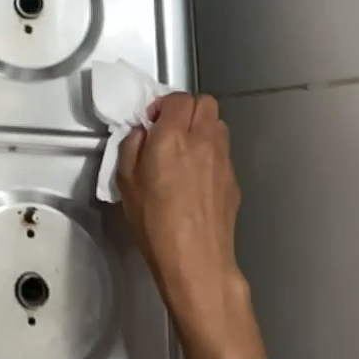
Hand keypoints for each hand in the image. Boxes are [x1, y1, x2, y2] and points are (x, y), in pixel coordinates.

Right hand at [116, 92, 245, 325]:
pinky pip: (222, 151)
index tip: (151, 120)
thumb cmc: (154, 221)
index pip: (179, 98)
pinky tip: (194, 175)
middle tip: (168, 127)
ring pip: (218, 124)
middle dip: (186, 108)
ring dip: (200, 127)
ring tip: (183, 149)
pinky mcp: (233, 180)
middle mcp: (203, 141)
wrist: (196, 259)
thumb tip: (142, 134)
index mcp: (172, 137)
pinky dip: (209, 151)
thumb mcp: (125, 181)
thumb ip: (131, 146)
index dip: (164, 103)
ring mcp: (223, 160)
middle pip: (206, 103)